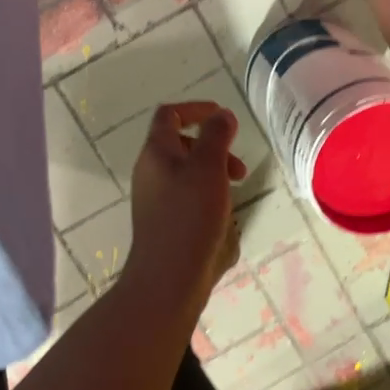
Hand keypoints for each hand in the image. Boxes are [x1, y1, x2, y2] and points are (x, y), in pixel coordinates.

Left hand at [124, 102, 247, 305]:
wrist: (168, 280)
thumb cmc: (189, 216)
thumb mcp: (208, 169)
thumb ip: (216, 137)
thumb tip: (222, 115)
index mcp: (156, 152)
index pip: (169, 114)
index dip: (196, 109)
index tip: (224, 117)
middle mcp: (150, 171)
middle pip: (181, 144)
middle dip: (213, 149)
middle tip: (239, 169)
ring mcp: (154, 200)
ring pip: (187, 174)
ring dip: (213, 175)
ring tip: (234, 196)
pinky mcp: (163, 225)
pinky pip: (187, 199)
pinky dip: (207, 198)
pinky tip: (222, 221)